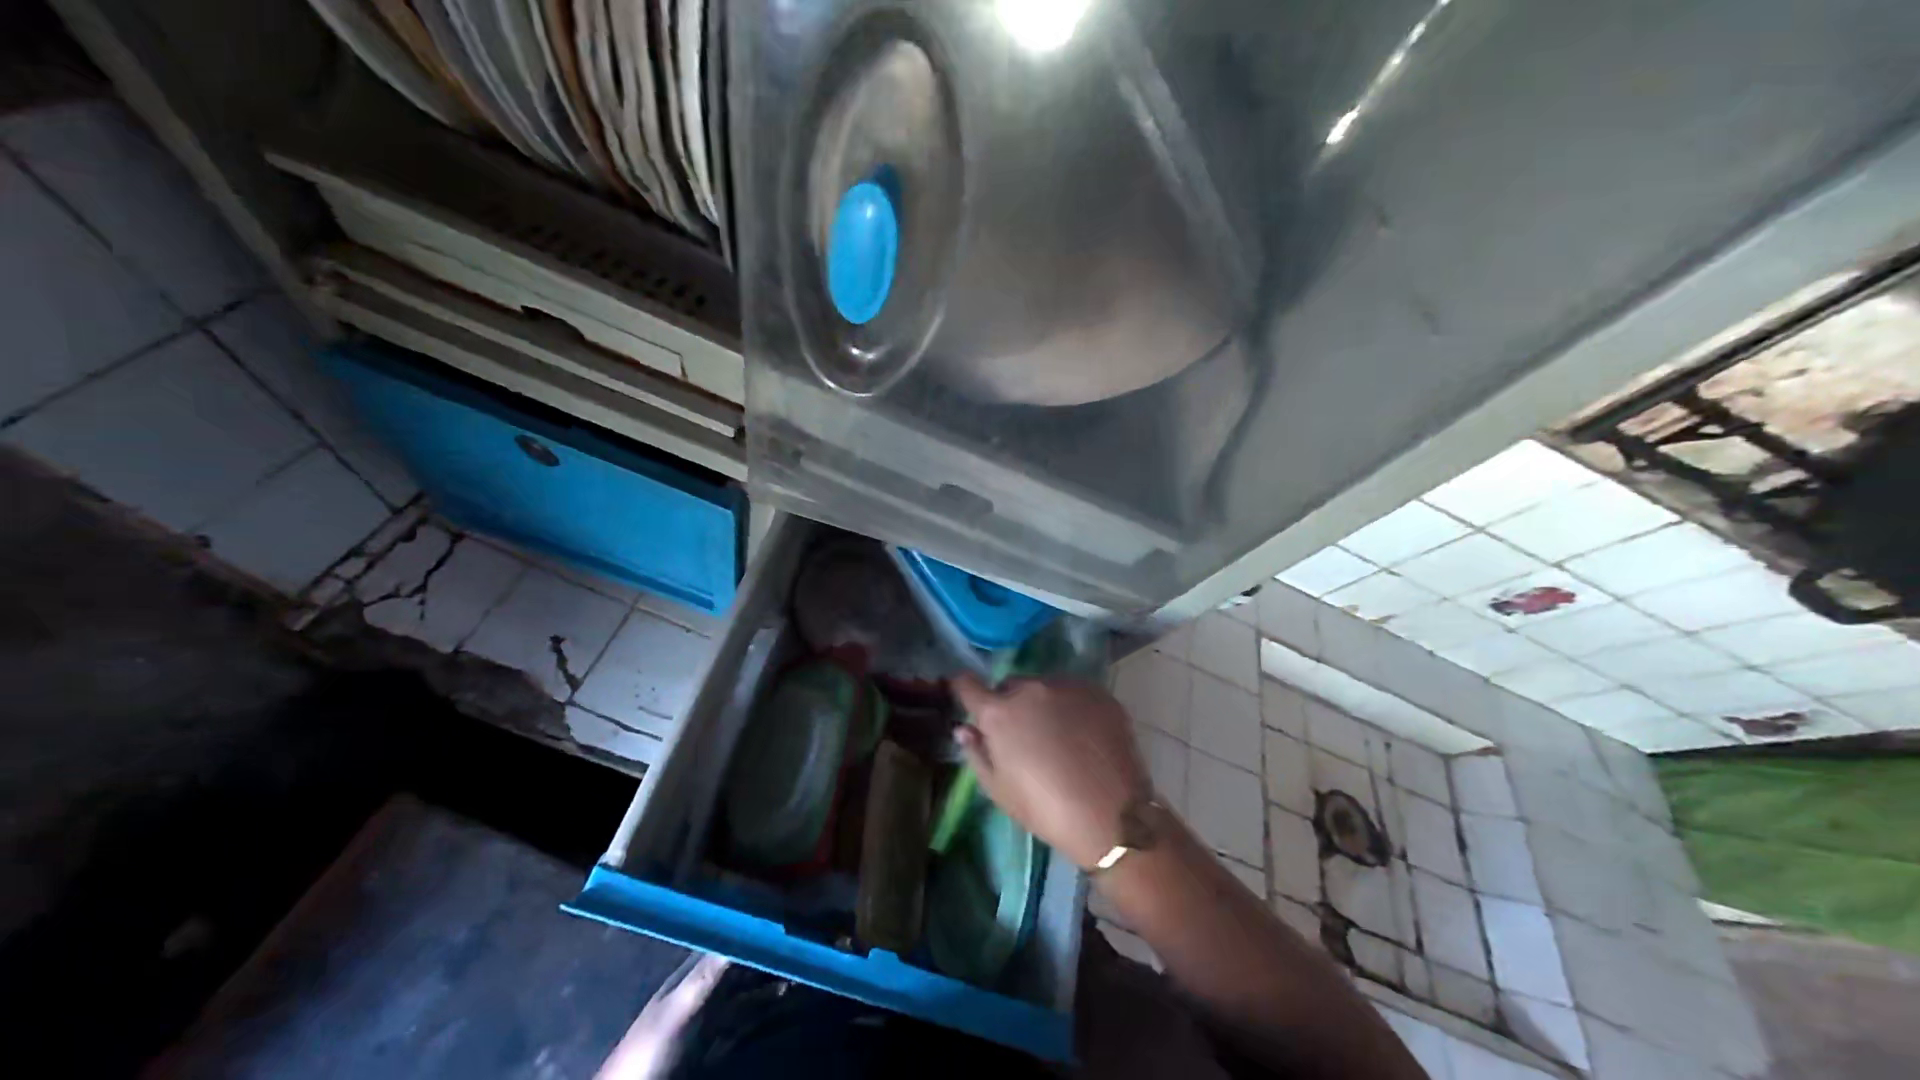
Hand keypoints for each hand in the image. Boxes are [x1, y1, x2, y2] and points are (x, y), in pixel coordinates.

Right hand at [951, 674, 1152, 870]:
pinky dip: (1071, 707)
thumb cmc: (1046, 809)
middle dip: (1008, 704)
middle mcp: (1031, 689)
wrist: (1112, 815)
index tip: (964, 696)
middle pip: (1009, 686)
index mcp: (999, 713)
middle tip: (1020, 735)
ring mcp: (1068, 687)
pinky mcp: (1099, 693)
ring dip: (1041, 704)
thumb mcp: (999, 790)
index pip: (967, 685)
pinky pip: (1074, 693)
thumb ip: (977, 753)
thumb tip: (965, 729)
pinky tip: (1082, 735)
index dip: (962, 688)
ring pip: (1043, 687)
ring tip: (1056, 737)